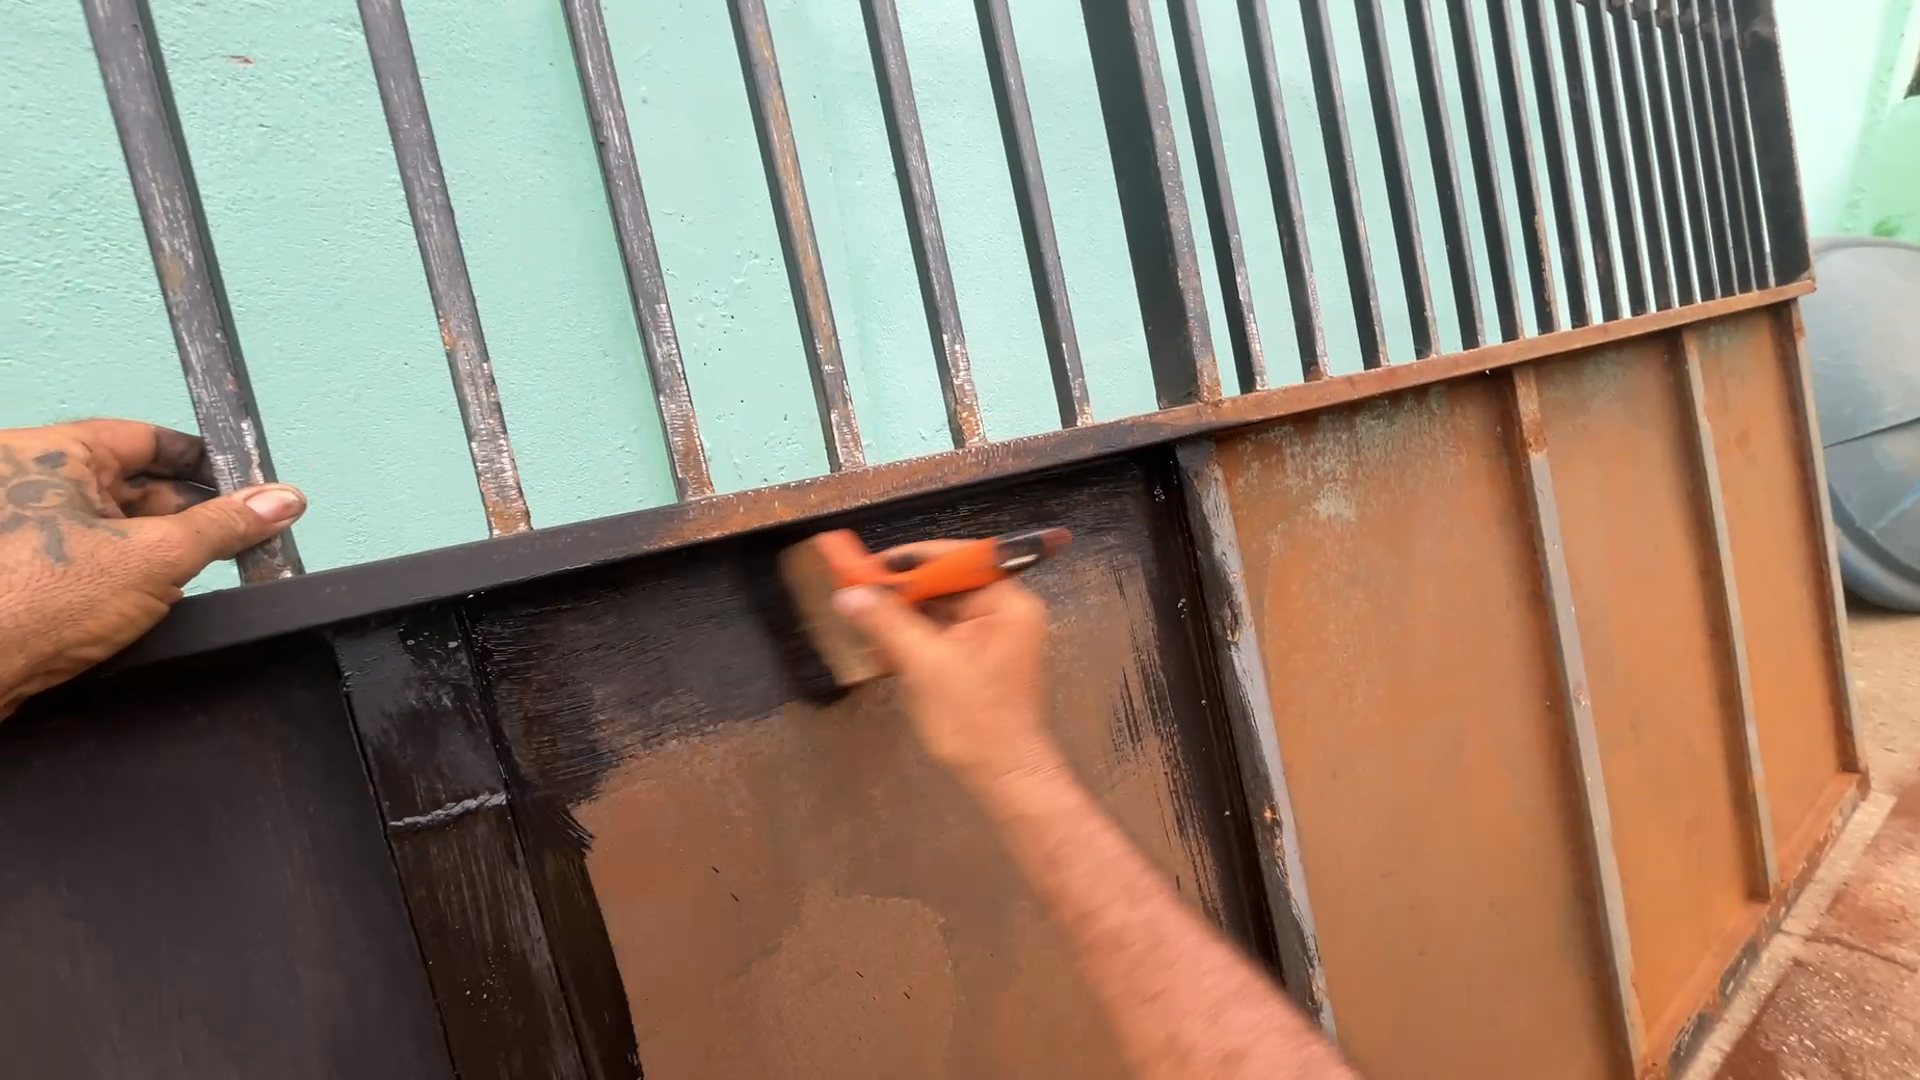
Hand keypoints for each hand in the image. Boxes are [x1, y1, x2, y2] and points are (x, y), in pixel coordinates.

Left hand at [0, 419, 305, 717]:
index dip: (207, 462)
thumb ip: (229, 524)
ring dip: (167, 542)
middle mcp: (17, 481)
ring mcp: (13, 525)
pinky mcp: (14, 567)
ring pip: (116, 520)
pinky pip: (93, 550)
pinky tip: (158, 591)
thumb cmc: (34, 601)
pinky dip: (132, 565)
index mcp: (38, 455)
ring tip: (204, 566)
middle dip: (195, 509)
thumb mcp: (158, 555)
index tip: (253, 490)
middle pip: (135, 481)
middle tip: (245, 534)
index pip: (145, 439)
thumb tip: (285, 499)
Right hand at [831, 551, 1066, 788]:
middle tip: (857, 592)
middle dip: (900, 593)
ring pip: (937, 611)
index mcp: (1007, 604)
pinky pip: (939, 635)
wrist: (1003, 779)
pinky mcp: (976, 658)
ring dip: (900, 619)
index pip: (956, 560)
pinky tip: (880, 649)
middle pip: (944, 585)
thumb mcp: (925, 665)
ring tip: (862, 622)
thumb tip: (848, 593)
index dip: (910, 560)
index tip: (869, 565)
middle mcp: (1004, 612)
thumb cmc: (974, 721)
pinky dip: (910, 640)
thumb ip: (887, 623)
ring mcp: (991, 636)